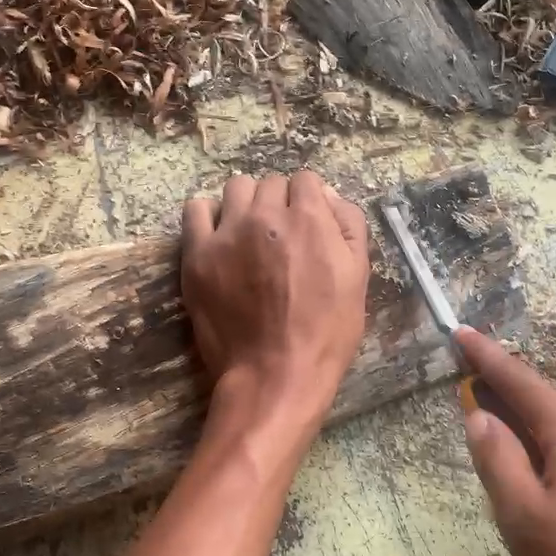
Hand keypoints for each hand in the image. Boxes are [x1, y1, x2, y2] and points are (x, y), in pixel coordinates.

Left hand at [182, 172, 369, 431]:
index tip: (309, 224)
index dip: (310, 201)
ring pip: (236, 189)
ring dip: (248, 203)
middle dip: (281, 202)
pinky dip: (209, 215)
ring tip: (250, 234)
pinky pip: (196, 210)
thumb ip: (349, 227)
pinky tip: (219, 236)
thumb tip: (330, 197)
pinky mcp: (197, 254)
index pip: (307, 180)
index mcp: (309, 218)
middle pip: (272, 183)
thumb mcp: (359, 278)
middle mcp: (266, 215)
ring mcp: (227, 232)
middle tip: (283, 237)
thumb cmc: (326, 332)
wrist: (276, 375)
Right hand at [457, 327, 555, 555]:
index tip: (460, 333)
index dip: (485, 357)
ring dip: (536, 491)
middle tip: (492, 484)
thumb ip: (497, 459)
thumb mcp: (525, 515)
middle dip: (510, 442)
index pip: (519, 380)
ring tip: (531, 549)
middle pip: (541, 422)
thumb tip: (480, 415)